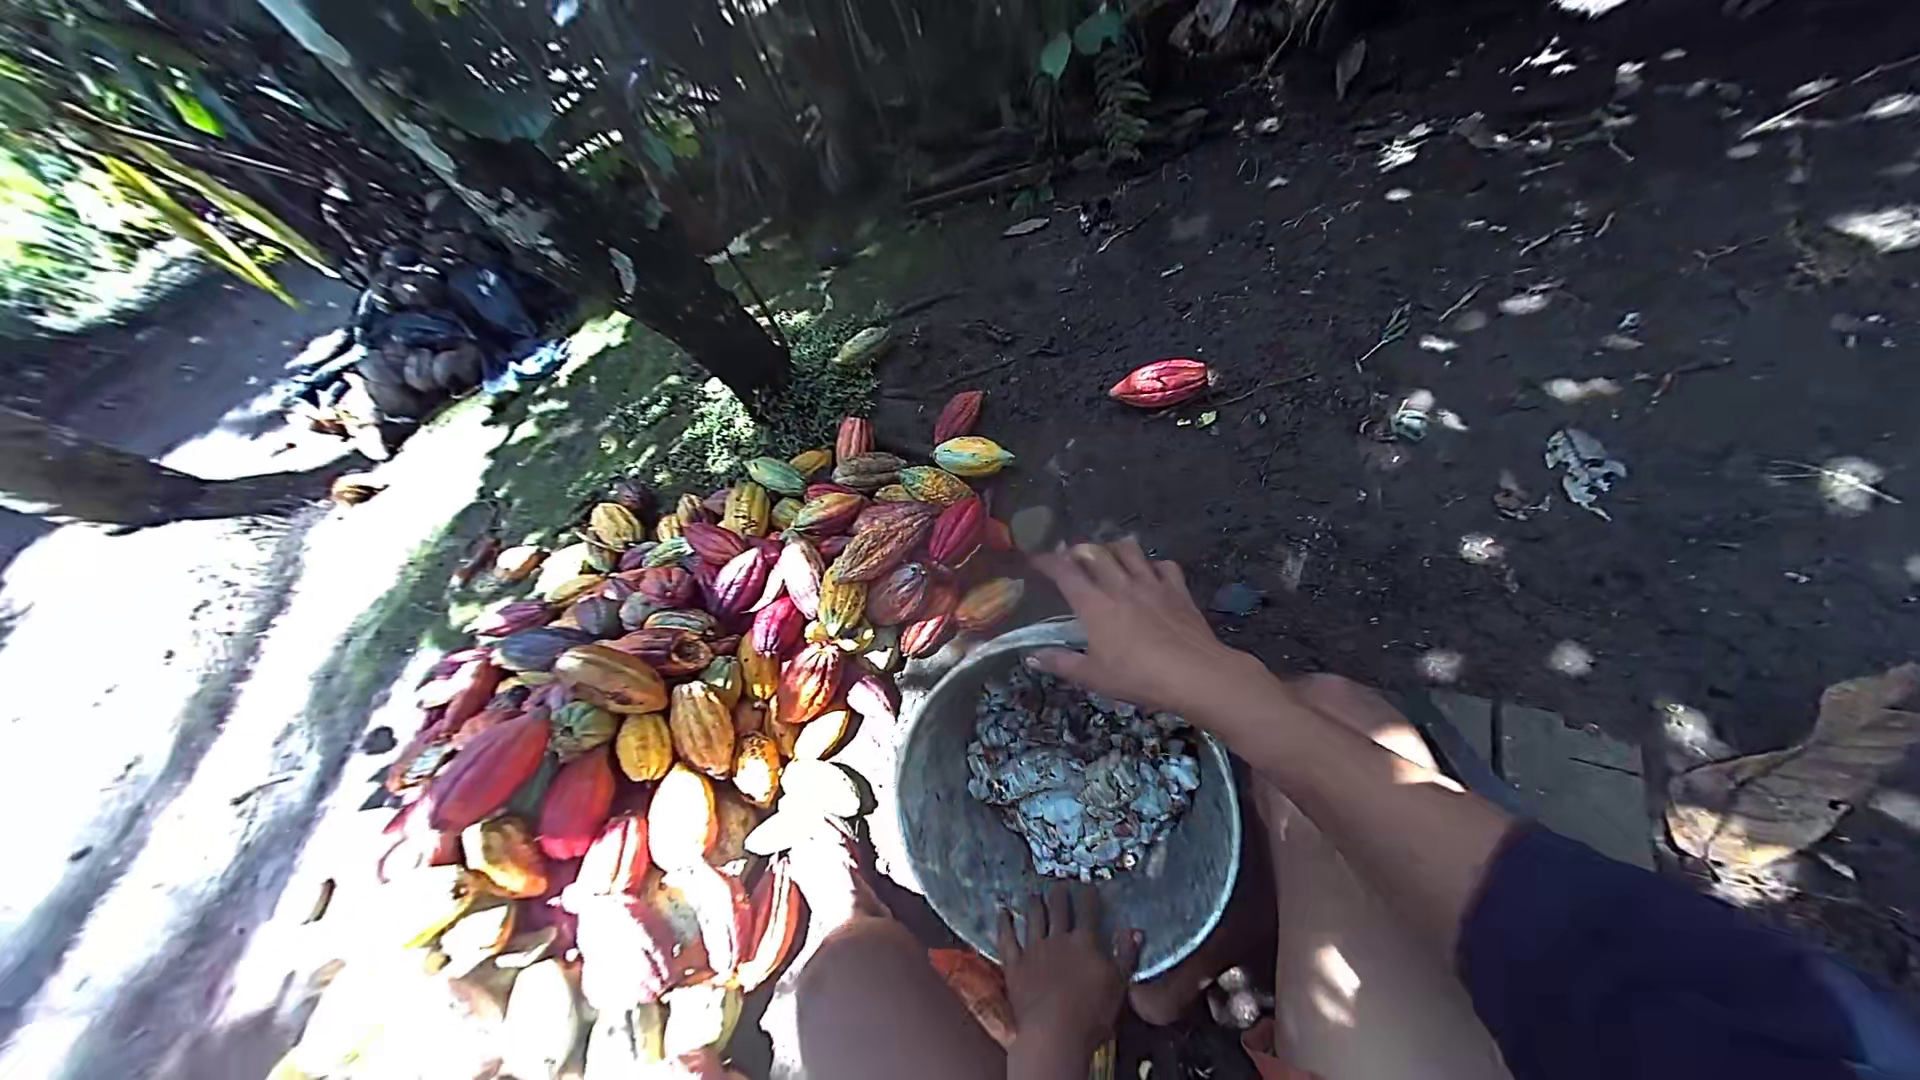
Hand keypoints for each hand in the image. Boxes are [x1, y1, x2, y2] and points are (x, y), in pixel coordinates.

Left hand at [999, 884, 1139, 1065]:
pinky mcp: (1015, 963)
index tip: (1087, 885)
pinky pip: (1007, 938)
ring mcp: (1034, 949)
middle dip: (1059, 894)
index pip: (1087, 912)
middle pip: (1058, 909)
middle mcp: (1058, 938)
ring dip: (1035, 904)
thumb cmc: (1092, 1013)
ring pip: (1034, 918)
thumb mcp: (1118, 985)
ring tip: (1034, 894)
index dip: (1088, 897)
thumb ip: (1126, 956)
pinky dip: (1004, 923)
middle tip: (1059, 883)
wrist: (1054, 1032)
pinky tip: (1002, 911)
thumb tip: (1134, 930)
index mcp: (1084, 942)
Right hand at [1028, 539, 1287, 730]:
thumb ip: (1061, 664)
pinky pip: (1164, 565)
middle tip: (1071, 558)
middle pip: (1095, 552)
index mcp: (1094, 604)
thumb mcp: (1093, 677)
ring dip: (1113, 548)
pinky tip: (1150, 574)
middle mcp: (1120, 585)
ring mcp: (1152, 584)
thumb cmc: (1139, 677)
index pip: (1064, 571)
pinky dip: (1152, 565)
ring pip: (1129, 550)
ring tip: (1108, 557)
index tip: (1035, 560)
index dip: (1046, 561)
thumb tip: (1032, 656)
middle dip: (1078, 550)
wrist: (1196, 675)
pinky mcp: (1178, 590)